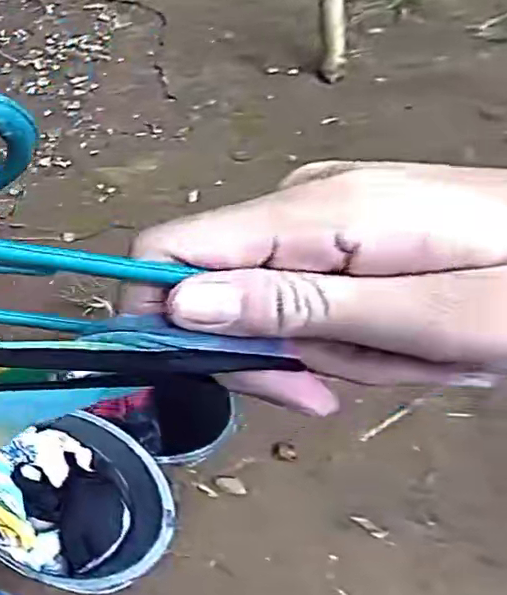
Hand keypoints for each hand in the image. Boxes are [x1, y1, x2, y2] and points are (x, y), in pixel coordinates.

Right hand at [124, 161, 506, 415]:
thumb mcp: (441, 318)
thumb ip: (300, 306)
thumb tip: (178, 306)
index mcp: (319, 211)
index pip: (164, 250)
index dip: (154, 310)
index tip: (204, 364)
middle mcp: (305, 201)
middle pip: (204, 281)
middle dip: (255, 343)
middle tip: (321, 392)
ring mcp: (326, 214)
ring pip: (249, 294)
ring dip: (310, 344)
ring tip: (403, 359)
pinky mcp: (346, 231)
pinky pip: (292, 288)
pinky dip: (332, 329)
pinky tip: (398, 339)